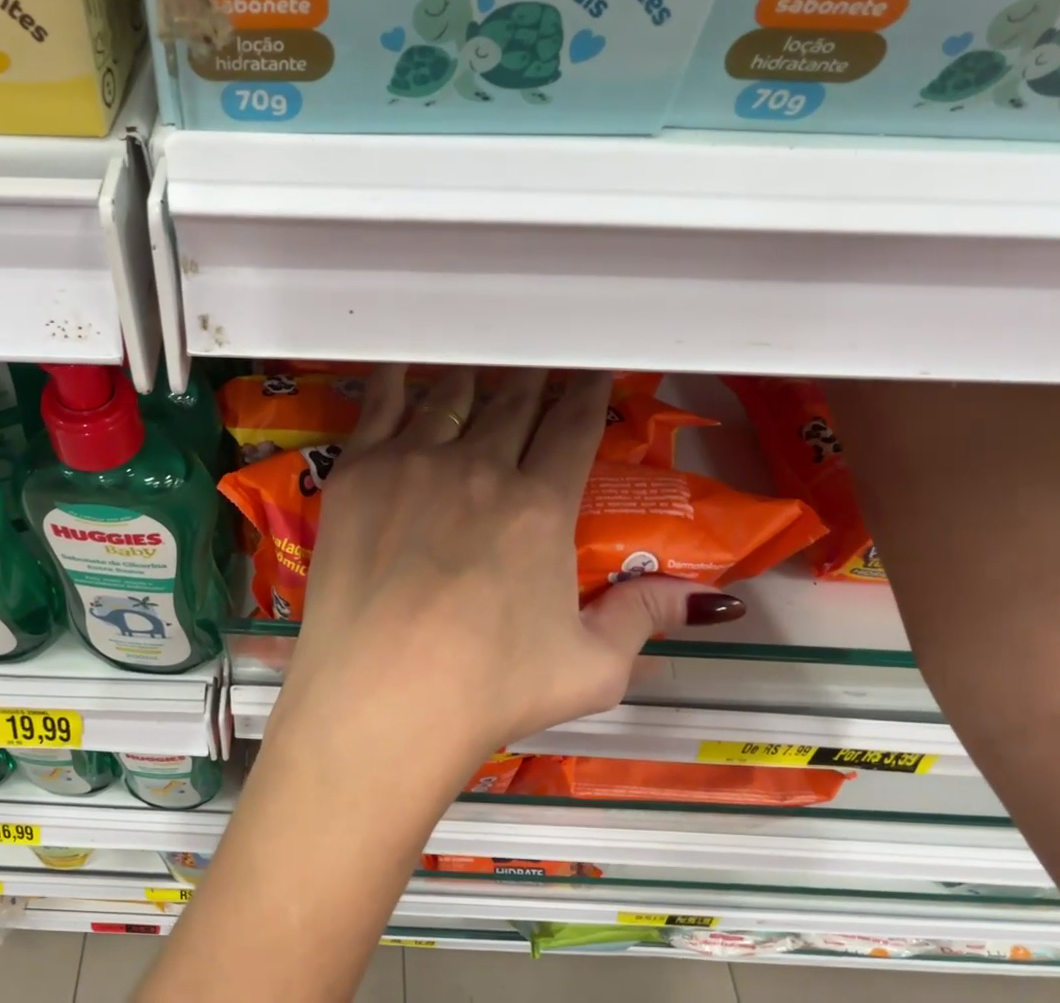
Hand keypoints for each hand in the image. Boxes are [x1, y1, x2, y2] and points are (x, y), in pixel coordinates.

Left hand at [268, 366, 747, 765]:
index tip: (591, 375)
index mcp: (540, 505)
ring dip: (472, 381)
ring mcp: (412, 462)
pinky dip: (397, 380)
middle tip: (536, 368)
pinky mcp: (357, 472)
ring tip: (479, 372)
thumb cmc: (487, 689)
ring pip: (450, 398)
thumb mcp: (590, 669)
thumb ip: (642, 620)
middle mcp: (479, 467)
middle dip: (532, 382)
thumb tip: (702, 598)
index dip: (588, 395)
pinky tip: (404, 363)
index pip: (574, 428)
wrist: (381, 696)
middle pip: (512, 404)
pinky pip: (380, 406)